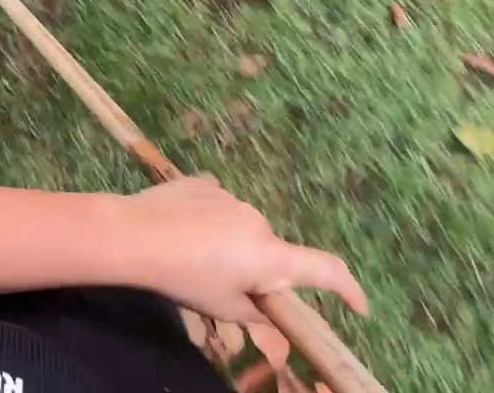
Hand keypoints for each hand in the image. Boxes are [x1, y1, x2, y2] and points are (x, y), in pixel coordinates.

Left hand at [117, 177, 368, 323]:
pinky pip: (217, 203)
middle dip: (256, 266)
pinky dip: (210, 216)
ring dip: (229, 239)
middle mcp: (258, 220)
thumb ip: (257, 311)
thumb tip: (268, 308)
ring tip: (192, 250)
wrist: (134, 233)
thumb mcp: (225, 308)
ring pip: (241, 226)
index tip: (359, 306)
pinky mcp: (202, 181)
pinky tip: (184, 225)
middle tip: (221, 279)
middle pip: (270, 249)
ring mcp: (229, 196)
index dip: (347, 289)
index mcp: (271, 256)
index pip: (325, 270)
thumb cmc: (183, 277)